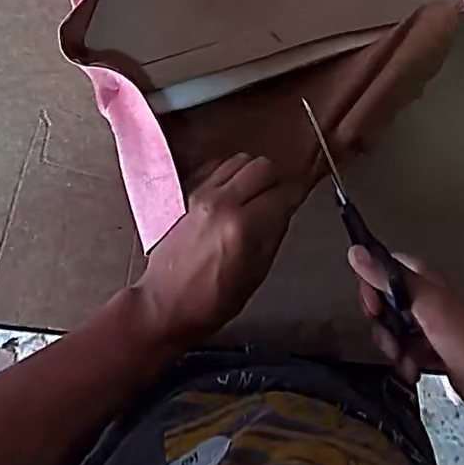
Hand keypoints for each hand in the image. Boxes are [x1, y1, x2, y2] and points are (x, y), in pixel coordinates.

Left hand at [131, 154, 299, 347]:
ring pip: (240, 160)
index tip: (299, 195)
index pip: (284, 193)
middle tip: (275, 197)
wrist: (164, 304)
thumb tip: (287, 207)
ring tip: (251, 194)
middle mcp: (223, 203)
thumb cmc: (213, 299)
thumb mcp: (256, 273)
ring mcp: (201, 195)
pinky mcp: (186, 194)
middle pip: (264, 166)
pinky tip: (229, 193)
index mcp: (244, 227)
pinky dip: (229, 174)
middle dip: (275, 180)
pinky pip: (217, 166)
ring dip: (251, 174)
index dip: (296, 193)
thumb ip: (274, 233)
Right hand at [348, 246, 463, 419]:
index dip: (372, 285)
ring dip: (392, 348)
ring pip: (393, 331)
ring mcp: (429, 327)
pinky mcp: (431, 352)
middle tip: (391, 337)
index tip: (373, 306)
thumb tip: (358, 253)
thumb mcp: (425, 304)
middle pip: (385, 302)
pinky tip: (414, 371)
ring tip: (405, 358)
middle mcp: (426, 299)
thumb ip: (389, 278)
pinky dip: (405, 364)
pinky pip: (405, 354)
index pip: (386, 268)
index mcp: (425, 280)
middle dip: (381, 323)